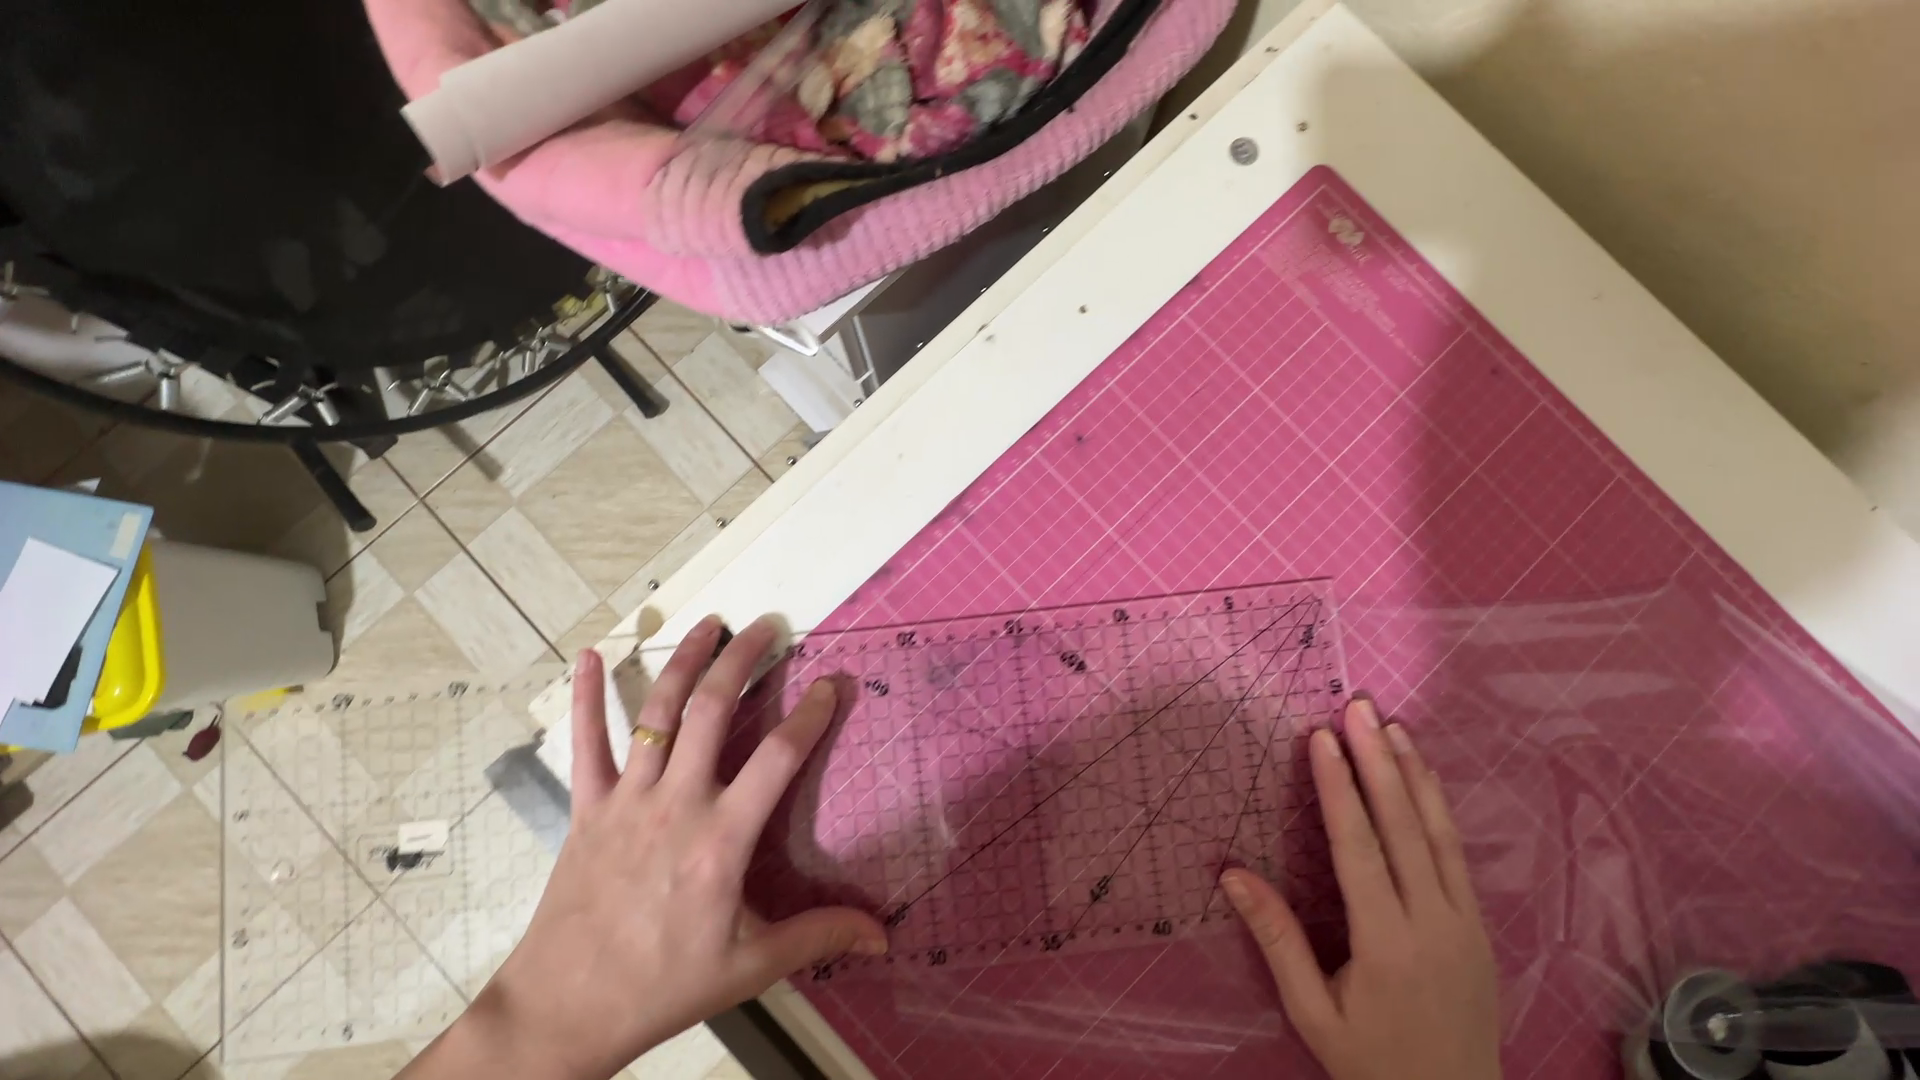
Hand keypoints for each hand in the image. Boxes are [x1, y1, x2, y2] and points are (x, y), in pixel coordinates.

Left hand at [408, 615, 886, 1079]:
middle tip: (766, 625)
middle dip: (741, 661)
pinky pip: (586, 745)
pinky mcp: (587, 809)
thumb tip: (883, 934)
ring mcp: (626, 801)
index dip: (809, 716)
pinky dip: (588, 697)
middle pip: (711, 712)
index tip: (830, 685)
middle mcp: (675, 804)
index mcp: (720, 839)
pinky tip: (592, 655)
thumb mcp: (749, 967)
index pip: (777, 759)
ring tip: (709, 623)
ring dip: (683, 661)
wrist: (562, 1011)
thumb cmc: (661, 987)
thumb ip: (818, 936)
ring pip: (656, 714)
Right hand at [1220, 697, 1499, 1079]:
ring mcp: (1465, 922)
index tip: (1323, 738)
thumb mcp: (1311, 1011)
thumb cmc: (1370, 1059)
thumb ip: (1277, 939)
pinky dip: (1439, 807)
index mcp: (1387, 943)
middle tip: (1358, 708)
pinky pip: (1456, 854)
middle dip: (1378, 762)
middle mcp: (1433, 922)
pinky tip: (1425, 778)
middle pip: (1403, 827)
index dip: (1339, 788)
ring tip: (1393, 726)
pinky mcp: (1480, 926)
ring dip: (1414, 774)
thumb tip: (1230, 874)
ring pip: (1438, 833)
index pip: (1359, 847)